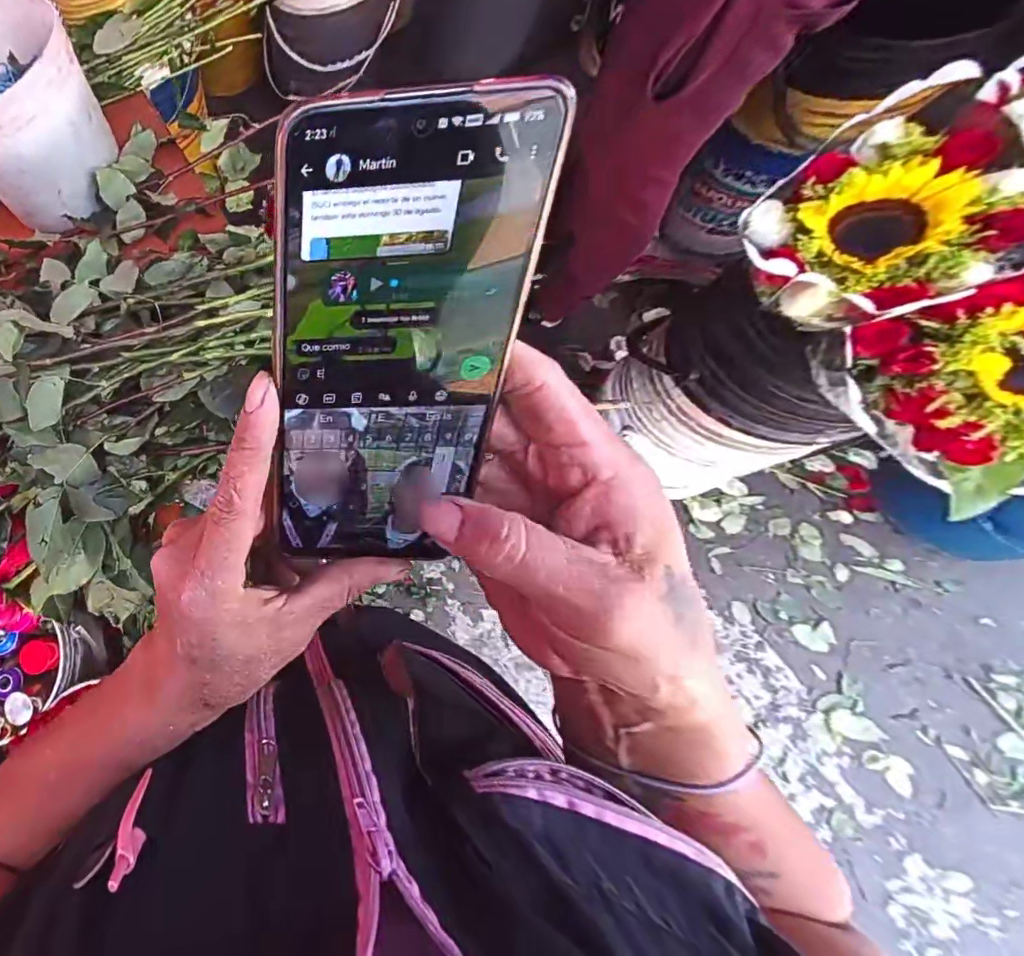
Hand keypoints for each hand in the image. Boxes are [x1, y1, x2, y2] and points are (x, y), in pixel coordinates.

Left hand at [141, 372, 404, 718]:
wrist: (175, 683)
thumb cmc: (229, 665)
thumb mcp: (291, 630)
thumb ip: (339, 585)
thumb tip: (395, 562)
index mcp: (212, 576)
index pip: (237, 496)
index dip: (252, 439)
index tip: (264, 391)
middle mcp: (185, 547)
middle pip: (246, 498)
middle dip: (282, 511)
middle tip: (299, 543)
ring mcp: (176, 538)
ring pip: (239, 507)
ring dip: (268, 529)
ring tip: (277, 575)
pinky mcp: (179, 535)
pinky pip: (227, 515)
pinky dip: (252, 532)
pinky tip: (257, 567)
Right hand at [418, 343, 745, 777]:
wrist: (633, 690)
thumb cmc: (648, 632)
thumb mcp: (595, 591)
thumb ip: (516, 547)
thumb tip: (437, 508)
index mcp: (596, 464)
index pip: (546, 392)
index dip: (500, 357)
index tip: (448, 335)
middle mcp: (554, 471)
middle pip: (494, 419)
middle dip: (446, 398)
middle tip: (387, 382)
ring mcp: (522, 502)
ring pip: (467, 457)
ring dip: (428, 447)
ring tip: (375, 431)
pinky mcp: (498, 533)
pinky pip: (456, 503)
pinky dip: (425, 495)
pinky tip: (392, 486)